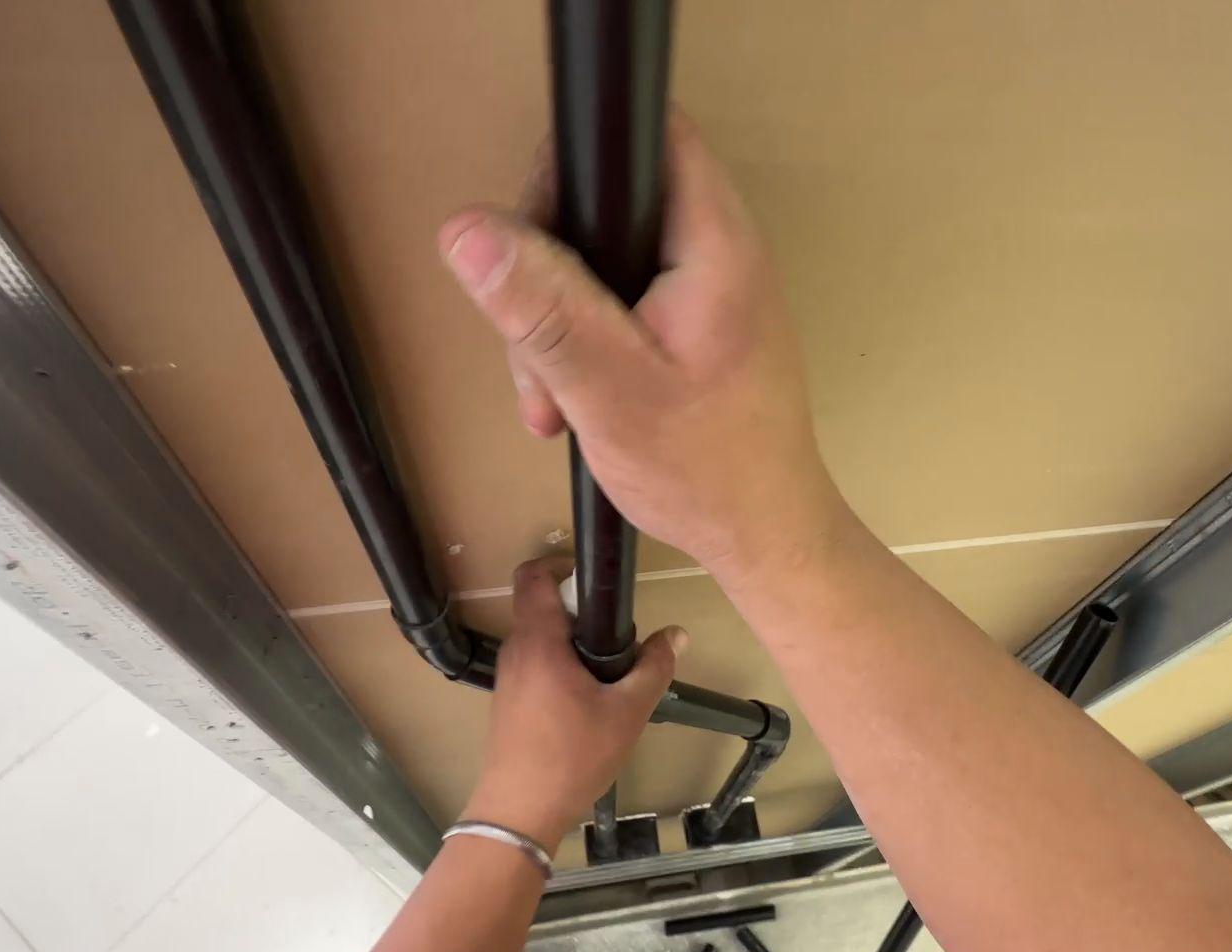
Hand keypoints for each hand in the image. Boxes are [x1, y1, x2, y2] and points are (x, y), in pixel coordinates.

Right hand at [437, 115, 850, 578]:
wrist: (763, 534)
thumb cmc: (707, 473)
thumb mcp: (611, 393)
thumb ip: (545, 312)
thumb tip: (468, 234)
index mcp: (714, 245)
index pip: (641, 137)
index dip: (570, 170)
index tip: (525, 246)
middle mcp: (718, 251)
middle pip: (608, 206)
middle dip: (546, 275)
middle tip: (532, 353)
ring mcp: (707, 291)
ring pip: (604, 265)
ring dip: (559, 325)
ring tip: (551, 403)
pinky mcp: (695, 327)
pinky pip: (620, 307)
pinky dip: (587, 347)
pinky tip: (573, 404)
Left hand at [460, 557, 685, 853]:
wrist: (519, 812)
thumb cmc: (573, 755)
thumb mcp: (627, 711)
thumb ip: (653, 667)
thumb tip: (677, 635)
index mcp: (539, 641)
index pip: (532, 576)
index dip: (559, 562)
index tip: (593, 576)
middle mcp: (516, 651)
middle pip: (541, 606)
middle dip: (579, 608)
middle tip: (617, 631)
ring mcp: (507, 677)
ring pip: (540, 638)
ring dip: (571, 640)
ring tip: (608, 668)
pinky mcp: (508, 701)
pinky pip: (535, 664)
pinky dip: (560, 664)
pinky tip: (587, 698)